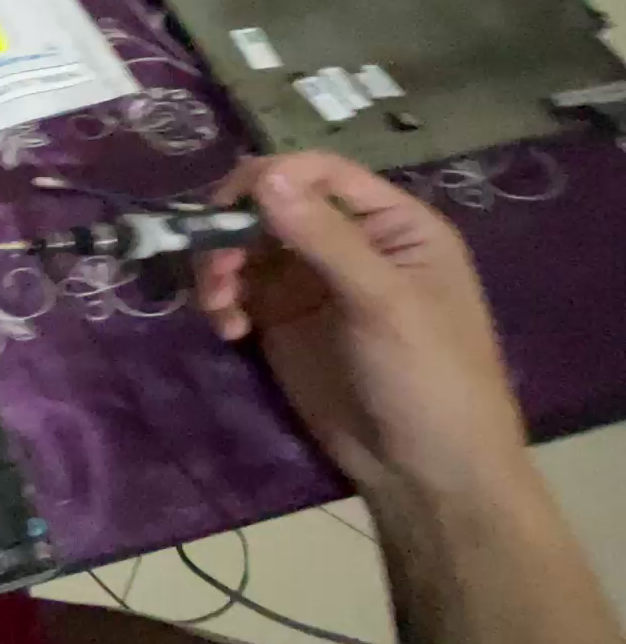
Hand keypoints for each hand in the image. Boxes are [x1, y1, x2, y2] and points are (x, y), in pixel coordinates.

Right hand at [196, 153, 527, 500]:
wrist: (419, 470)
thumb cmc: (426, 378)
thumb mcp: (382, 304)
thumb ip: (324, 237)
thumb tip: (263, 175)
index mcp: (390, 227)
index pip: (318, 173)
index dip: (268, 179)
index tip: (224, 208)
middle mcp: (344, 243)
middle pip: (264, 206)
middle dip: (228, 234)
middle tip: (216, 272)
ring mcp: (306, 277)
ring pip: (237, 244)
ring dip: (215, 270)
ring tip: (220, 310)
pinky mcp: (276, 311)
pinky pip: (229, 284)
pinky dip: (218, 301)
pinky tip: (231, 330)